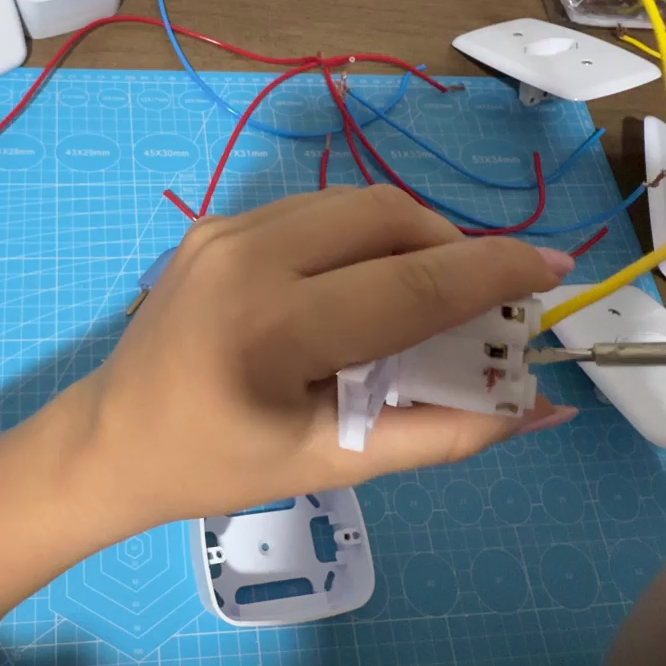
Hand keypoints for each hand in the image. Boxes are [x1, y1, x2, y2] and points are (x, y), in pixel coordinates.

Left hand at [50, 184, 577, 531]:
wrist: (112, 435)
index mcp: (273, 324)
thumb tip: (539, 405)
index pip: (411, 281)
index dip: (494, 272)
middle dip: (450, 244)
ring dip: (405, 234)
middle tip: (477, 295)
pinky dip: (357, 234)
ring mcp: (223, 228)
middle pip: (385, 213)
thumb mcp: (331, 462)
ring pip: (349, 202)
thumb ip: (442, 432)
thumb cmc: (216, 464)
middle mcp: (246, 254)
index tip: (554, 269)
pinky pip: (312, 211)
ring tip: (422, 289)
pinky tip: (359, 281)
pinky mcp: (215, 224)